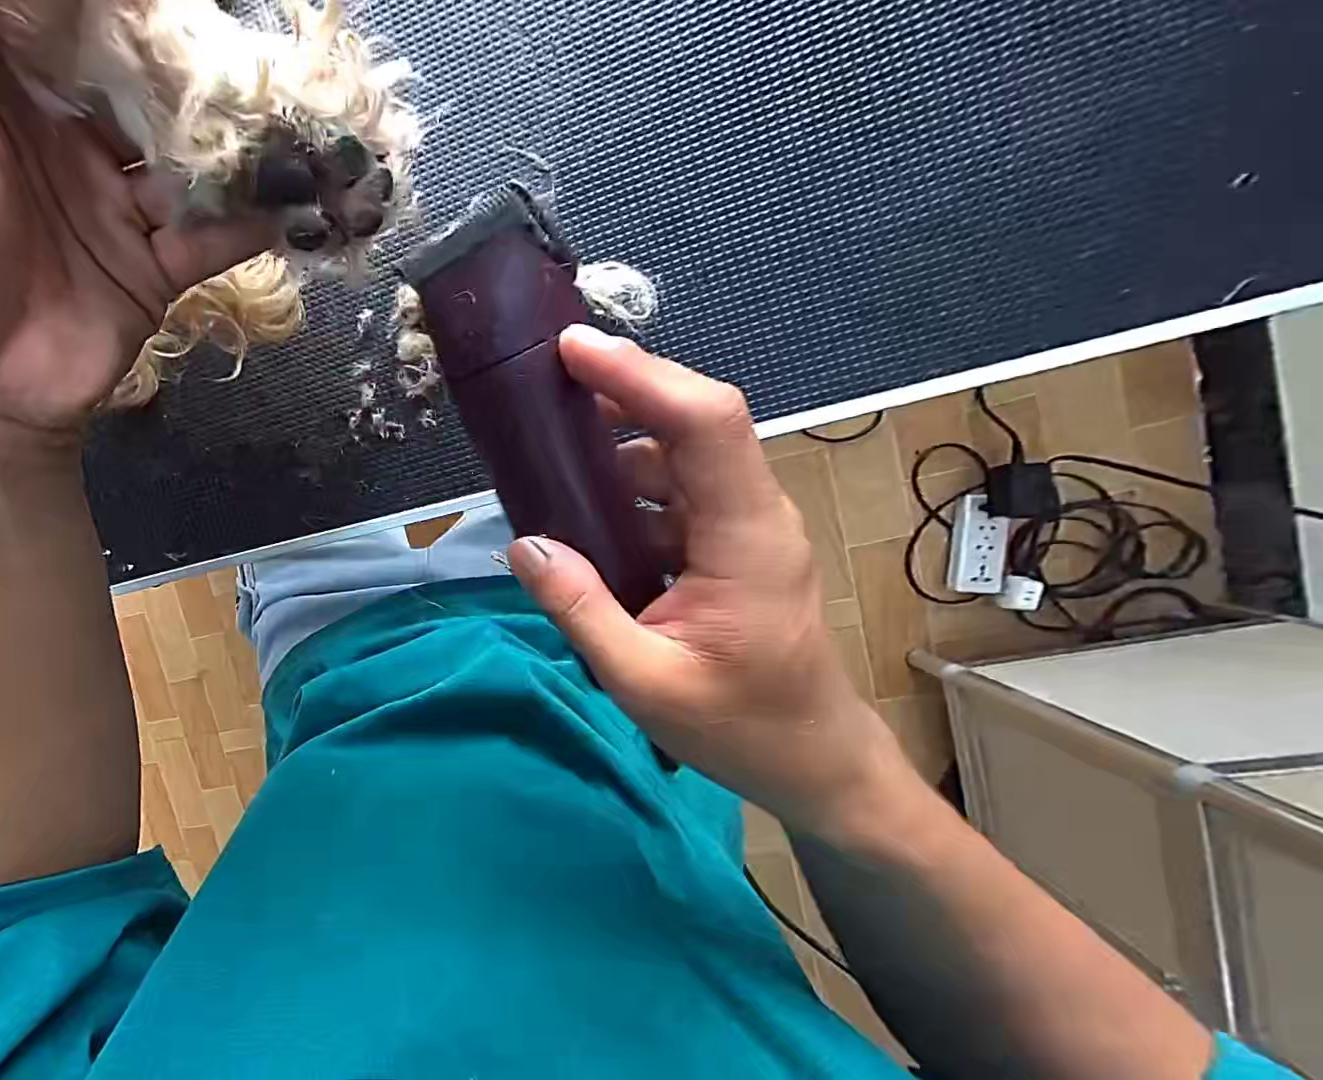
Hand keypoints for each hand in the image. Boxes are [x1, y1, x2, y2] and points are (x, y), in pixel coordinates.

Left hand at [0, 0, 273, 457]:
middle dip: (178, 54)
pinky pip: (213, 234)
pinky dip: (253, 217)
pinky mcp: (152, 267)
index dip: (103, 0)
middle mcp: (51, 136)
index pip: (49, 10)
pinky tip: (294, 196)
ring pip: (183, 150)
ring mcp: (108, 205)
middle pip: (130, 72)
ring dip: (231, 131)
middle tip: (236, 44)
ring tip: (283, 103)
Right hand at [507, 325, 923, 840]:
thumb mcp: (643, 680)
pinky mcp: (729, 544)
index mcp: (745, 539)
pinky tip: (582, 504)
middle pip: (694, 422)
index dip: (640, 376)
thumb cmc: (742, 728)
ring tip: (552, 447)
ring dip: (619, 442)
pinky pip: (675, 492)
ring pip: (681, 455)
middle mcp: (752, 515)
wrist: (817, 762)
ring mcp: (744, 527)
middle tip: (548, 385)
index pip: (705, 424)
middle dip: (622, 392)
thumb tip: (524, 545)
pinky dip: (626, 484)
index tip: (575, 350)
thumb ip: (580, 610)